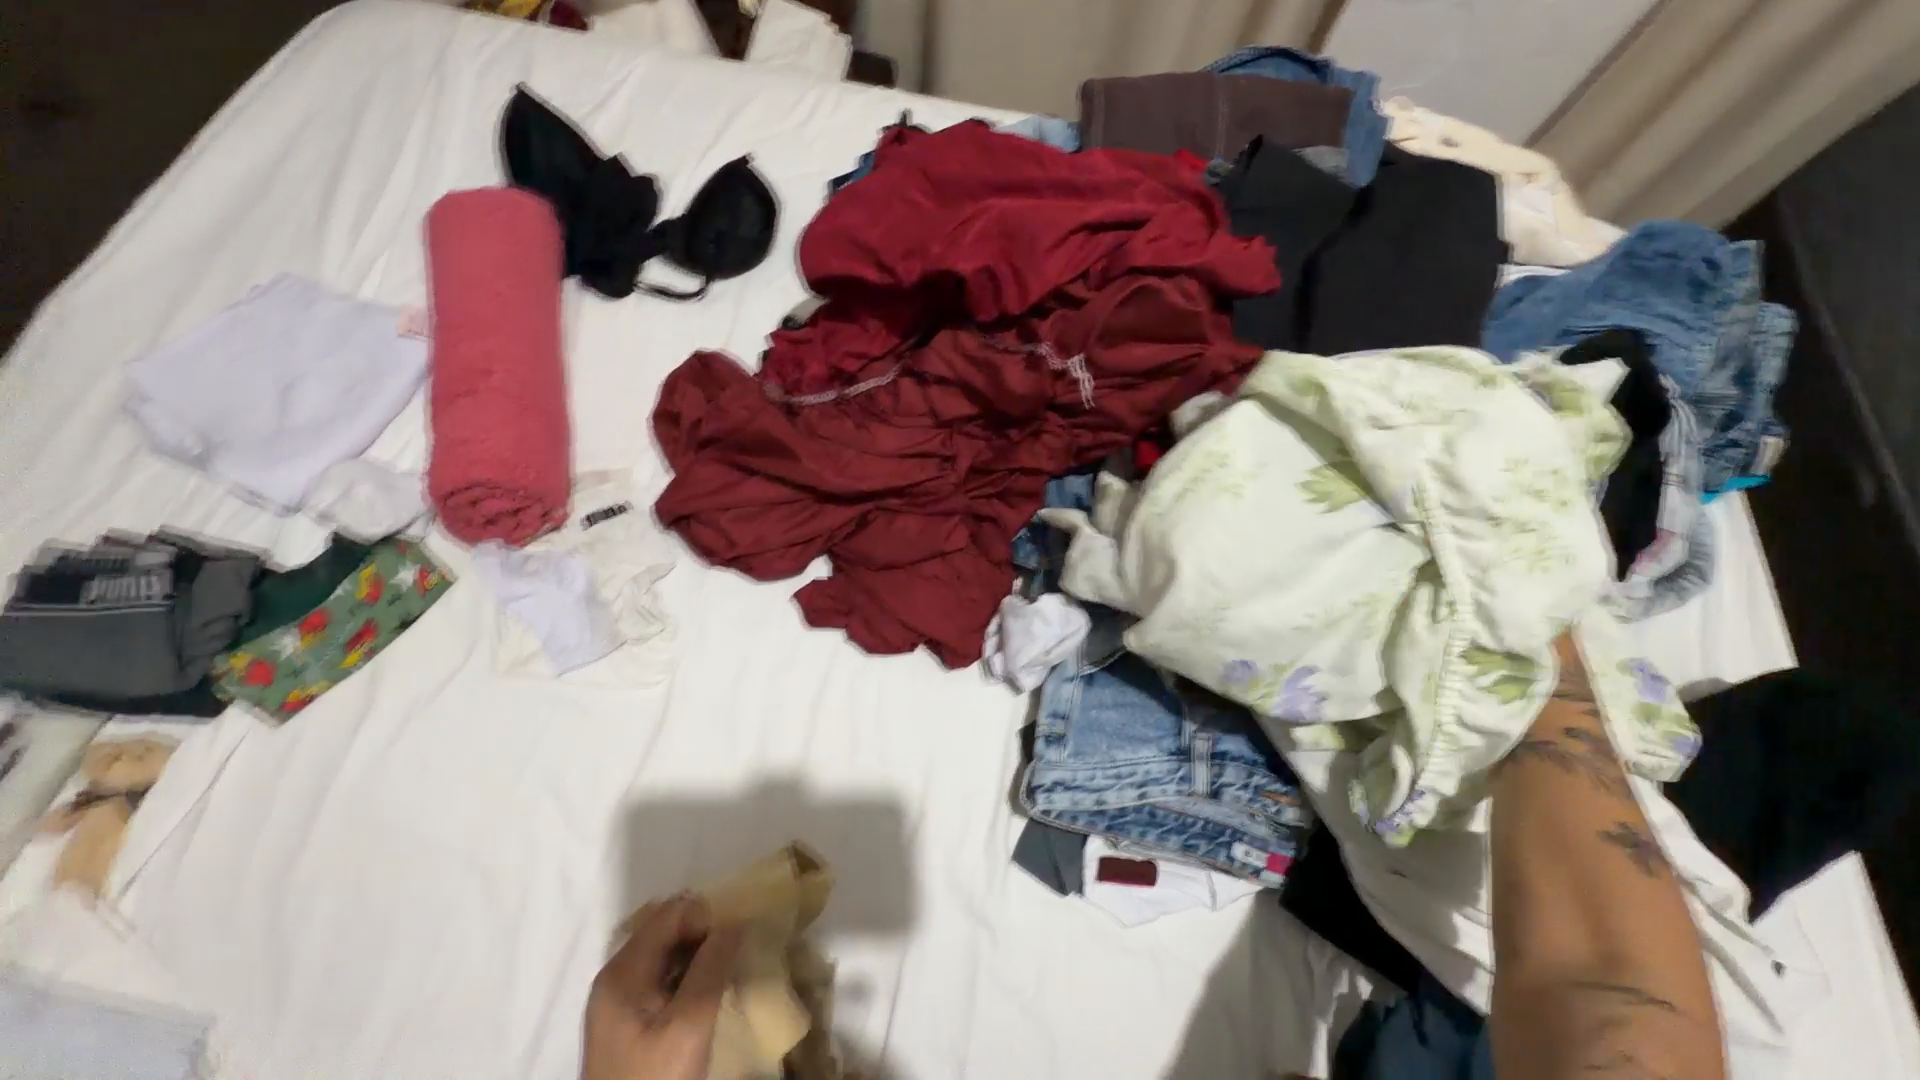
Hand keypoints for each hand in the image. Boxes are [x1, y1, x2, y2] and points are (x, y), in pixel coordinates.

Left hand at [583, 895, 743, 1079]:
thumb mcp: (689, 1027)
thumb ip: (710, 970)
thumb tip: (734, 922)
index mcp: (622, 972)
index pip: (669, 914)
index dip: (706, 918)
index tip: (737, 938)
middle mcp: (615, 976)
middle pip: (664, 930)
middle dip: (703, 933)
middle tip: (735, 955)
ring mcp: (618, 1000)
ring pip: (664, 953)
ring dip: (698, 954)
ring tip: (727, 972)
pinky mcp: (626, 1020)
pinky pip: (660, 978)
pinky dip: (686, 975)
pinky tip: (707, 993)